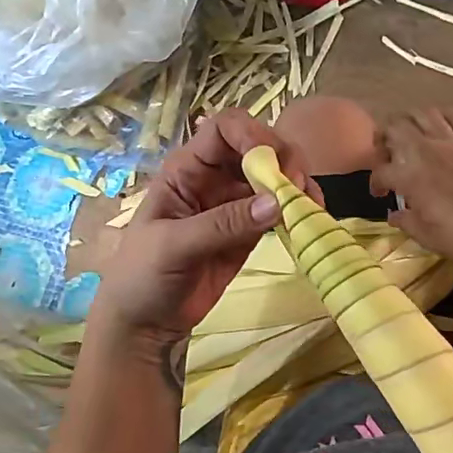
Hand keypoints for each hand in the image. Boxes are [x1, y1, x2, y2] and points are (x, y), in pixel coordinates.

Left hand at [91, 110, 320, 356]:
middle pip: (258, 146)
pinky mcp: (249, 231)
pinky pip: (280, 210)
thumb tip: (277, 203)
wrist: (145, 323)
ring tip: (310, 206)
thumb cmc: (142, 276)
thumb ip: (223, 224)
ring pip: (274, 176)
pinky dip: (298, 210)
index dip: (251, 135)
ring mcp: (234, 203)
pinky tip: (310, 221)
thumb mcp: (174, 246)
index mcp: (186, 169)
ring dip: (297, 182)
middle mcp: (213, 177)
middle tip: (296, 189)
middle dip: (283, 158)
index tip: (273, 162)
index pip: (224, 129)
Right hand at [371, 108, 452, 278]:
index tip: (379, 194)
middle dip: (385, 139)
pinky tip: (441, 128)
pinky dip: (443, 117)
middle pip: (395, 128)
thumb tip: (394, 213)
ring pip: (422, 113)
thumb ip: (405, 220)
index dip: (375, 183)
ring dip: (411, 121)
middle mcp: (426, 151)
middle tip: (388, 154)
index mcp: (410, 178)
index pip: (381, 171)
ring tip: (411, 135)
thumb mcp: (426, 237)